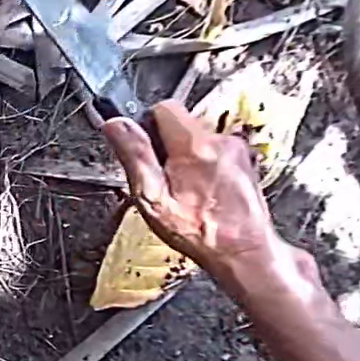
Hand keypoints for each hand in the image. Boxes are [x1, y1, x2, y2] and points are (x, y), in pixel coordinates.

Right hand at [101, 100, 292, 282]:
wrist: (243, 252)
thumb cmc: (197, 230)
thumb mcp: (150, 196)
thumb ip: (133, 155)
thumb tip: (115, 125)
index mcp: (194, 146)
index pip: (164, 108)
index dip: (146, 124)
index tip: (141, 147)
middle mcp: (221, 142)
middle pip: (179, 124)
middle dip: (162, 145)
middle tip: (159, 179)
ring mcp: (236, 151)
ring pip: (194, 139)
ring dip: (181, 158)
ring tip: (180, 190)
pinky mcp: (243, 163)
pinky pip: (211, 152)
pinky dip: (199, 167)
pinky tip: (197, 192)